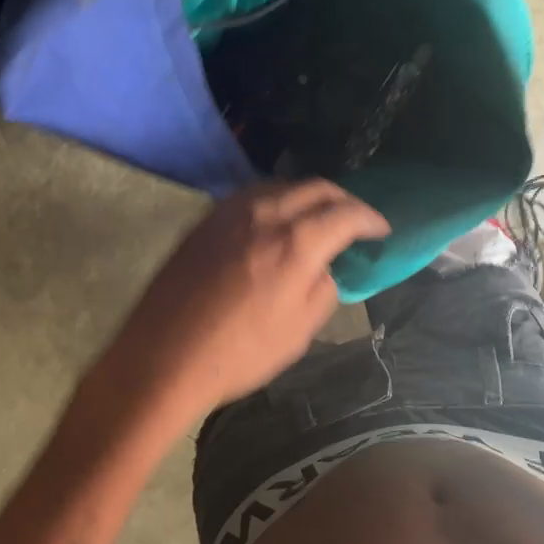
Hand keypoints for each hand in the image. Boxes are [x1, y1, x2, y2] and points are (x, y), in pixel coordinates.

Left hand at [105, 180, 389, 417]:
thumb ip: (322, 290)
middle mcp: (266, 214)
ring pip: (283, 185)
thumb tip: (324, 269)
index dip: (370, 218)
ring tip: (318, 216)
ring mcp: (231, 212)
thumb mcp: (298, 333)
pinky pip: (253, 195)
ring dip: (309, 196)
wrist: (162, 357)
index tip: (381, 229)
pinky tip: (277, 220)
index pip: (346, 213)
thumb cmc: (238, 355)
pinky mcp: (206, 219)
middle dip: (343, 199)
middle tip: (356, 218)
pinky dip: (277, 200)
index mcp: (296, 243)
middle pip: (316, 187)